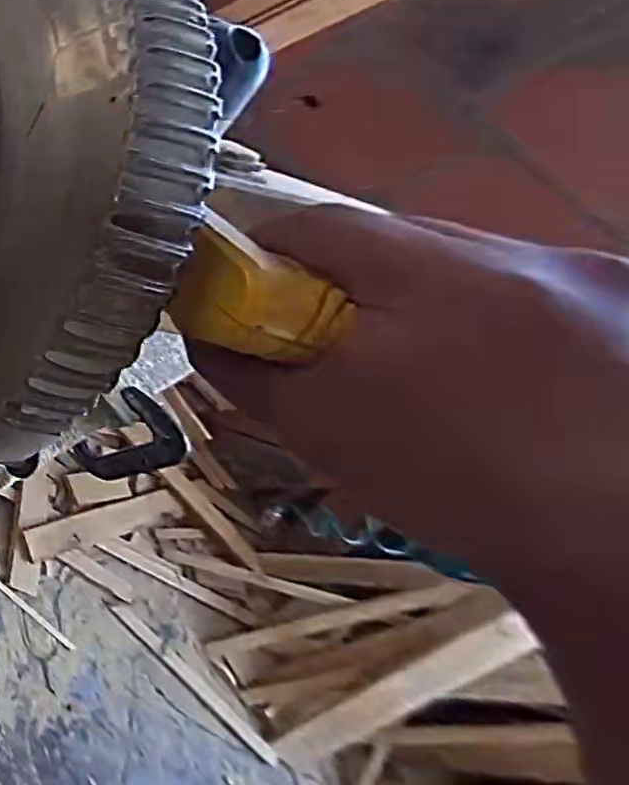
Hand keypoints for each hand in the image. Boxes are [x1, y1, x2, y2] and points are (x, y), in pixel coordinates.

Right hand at [187, 206, 628, 590]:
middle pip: (389, 234)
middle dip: (336, 274)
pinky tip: (482, 369)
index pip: (315, 224)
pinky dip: (475, 311)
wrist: (627, 563)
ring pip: (455, 257)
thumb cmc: (447, 486)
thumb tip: (201, 329)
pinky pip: (518, 284)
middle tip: (314, 331)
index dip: (261, 249)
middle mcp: (531, 257)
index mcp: (438, 278)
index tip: (243, 292)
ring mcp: (602, 279)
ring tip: (404, 357)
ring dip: (410, 291)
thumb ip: (236, 364)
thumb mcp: (308, 424)